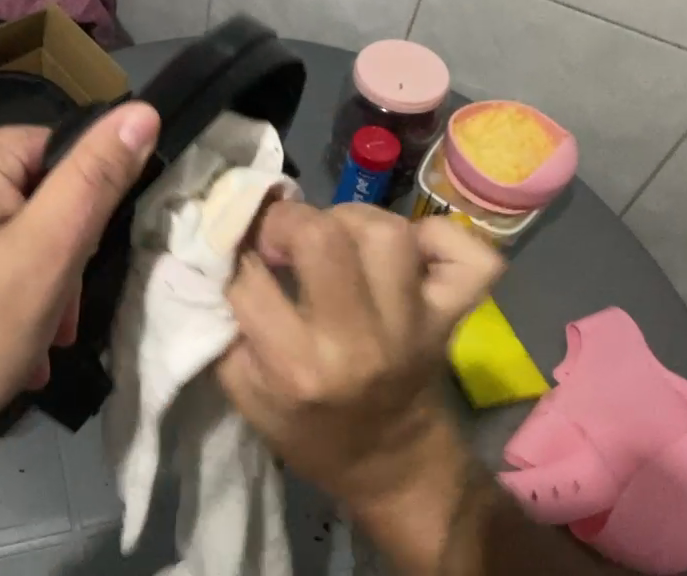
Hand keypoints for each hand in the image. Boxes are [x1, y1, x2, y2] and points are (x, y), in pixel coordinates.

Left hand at [0, 102, 159, 460]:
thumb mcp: (49, 253)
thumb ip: (96, 178)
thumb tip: (142, 111)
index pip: (55, 152)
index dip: (80, 210)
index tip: (78, 272)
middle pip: (28, 193)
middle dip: (54, 258)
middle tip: (56, 322)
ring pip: (3, 228)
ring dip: (32, 282)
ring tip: (33, 343)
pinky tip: (3, 343)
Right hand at [216, 204, 502, 512]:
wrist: (393, 467)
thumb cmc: (308, 429)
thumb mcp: (243, 389)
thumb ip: (225, 323)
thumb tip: (216, 255)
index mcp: (298, 365)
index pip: (249, 277)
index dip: (235, 255)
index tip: (238, 257)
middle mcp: (358, 340)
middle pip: (322, 236)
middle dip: (285, 221)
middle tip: (280, 239)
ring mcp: (414, 325)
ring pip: (388, 231)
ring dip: (349, 219)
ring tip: (334, 238)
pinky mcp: (451, 316)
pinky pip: (470, 257)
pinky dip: (441, 236)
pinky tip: (407, 247)